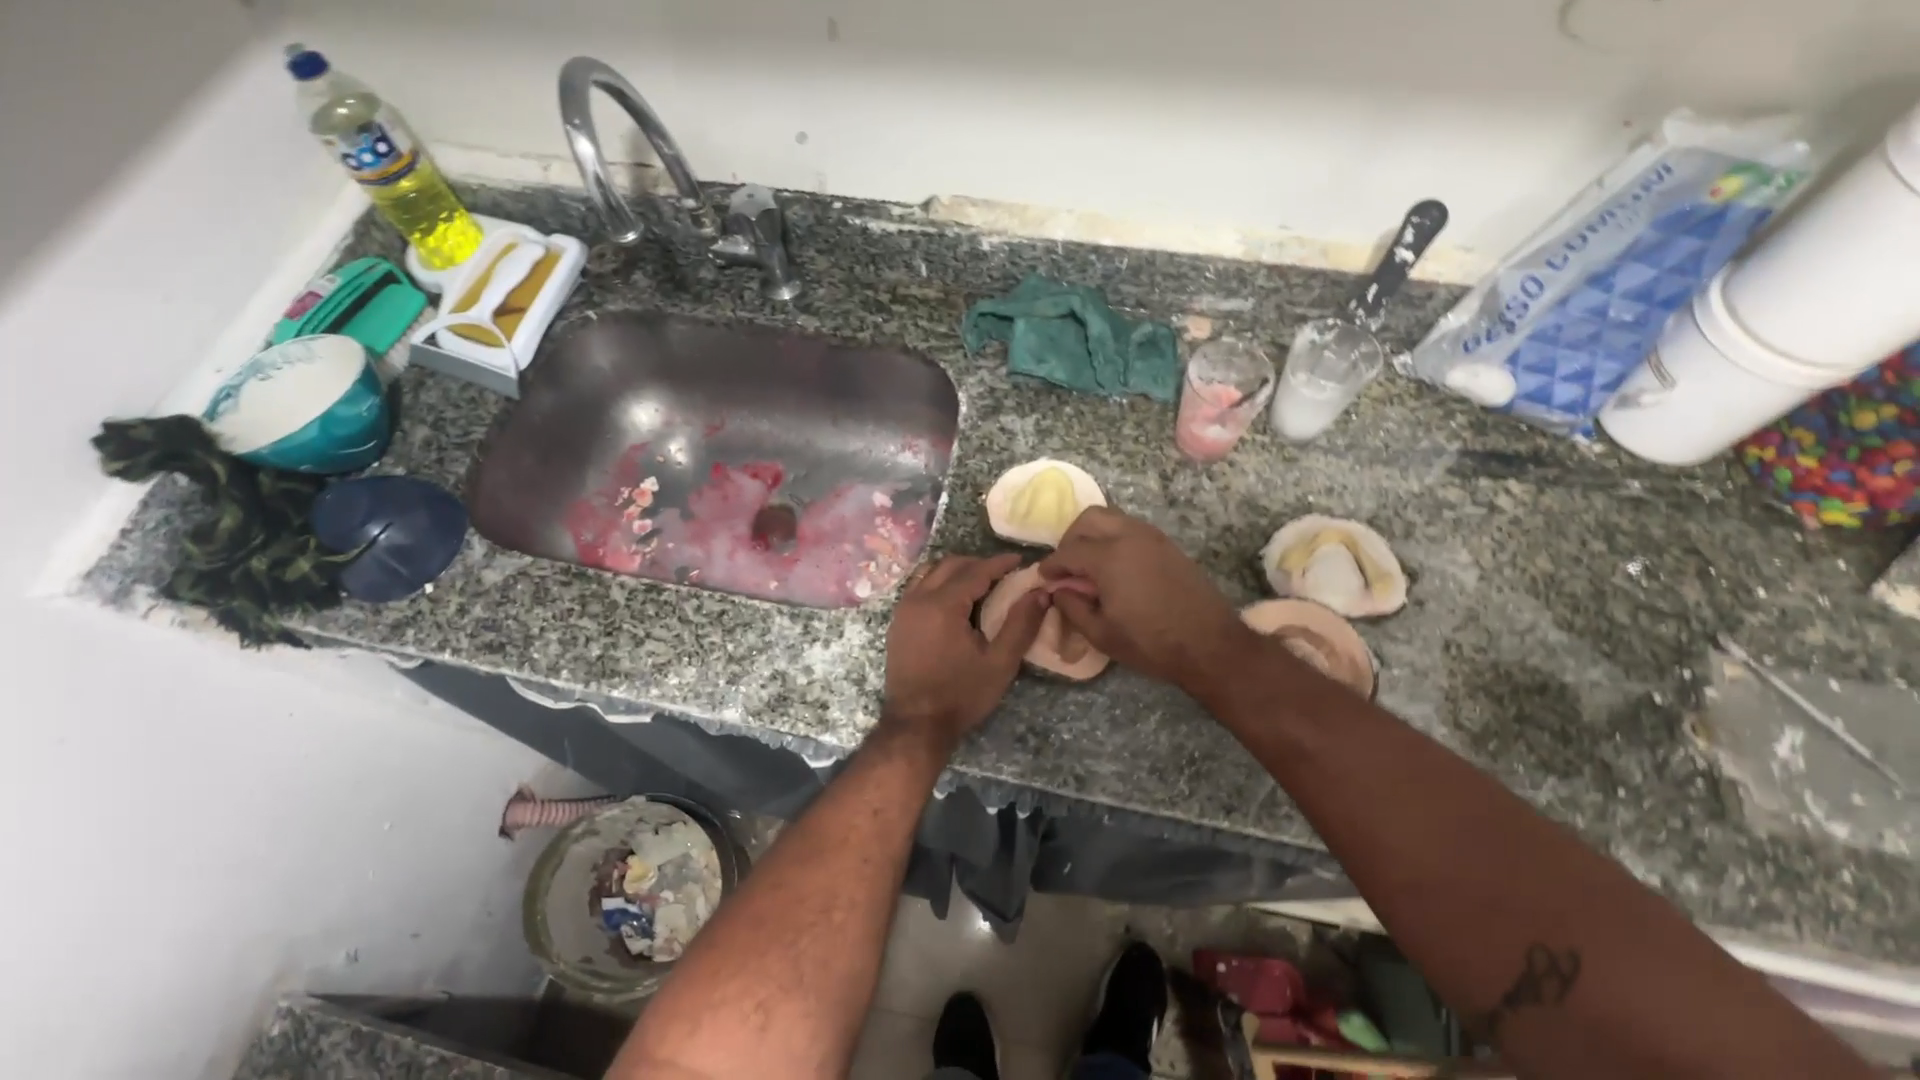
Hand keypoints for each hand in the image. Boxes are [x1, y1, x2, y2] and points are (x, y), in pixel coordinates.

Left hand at [882, 554, 1048, 745]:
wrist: (916, 725)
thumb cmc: (961, 695)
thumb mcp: (999, 663)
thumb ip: (1021, 624)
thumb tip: (1041, 593)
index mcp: (943, 605)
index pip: (975, 571)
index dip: (999, 563)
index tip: (1020, 560)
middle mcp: (918, 599)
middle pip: (950, 565)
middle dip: (978, 564)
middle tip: (1003, 573)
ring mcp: (903, 611)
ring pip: (929, 573)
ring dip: (955, 571)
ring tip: (979, 583)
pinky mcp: (897, 624)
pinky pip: (918, 588)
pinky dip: (938, 583)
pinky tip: (954, 601)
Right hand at [1037, 507, 1258, 696]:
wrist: (1210, 644)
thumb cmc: (1151, 643)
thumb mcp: (1101, 634)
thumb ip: (1072, 607)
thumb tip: (1059, 591)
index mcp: (1109, 557)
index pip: (1069, 551)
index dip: (1052, 565)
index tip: (1044, 578)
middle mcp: (1130, 536)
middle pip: (1089, 519)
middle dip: (1071, 539)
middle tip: (1067, 566)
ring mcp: (1153, 537)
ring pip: (1113, 519)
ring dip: (1094, 535)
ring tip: (1089, 566)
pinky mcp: (1169, 545)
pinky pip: (1132, 529)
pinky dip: (1115, 539)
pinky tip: (1115, 568)